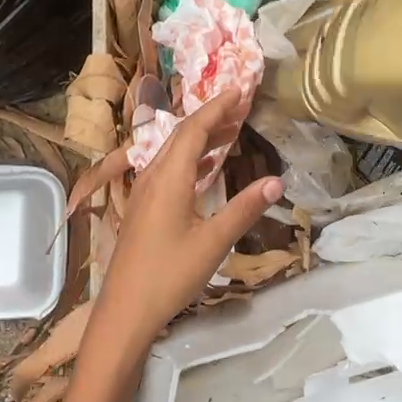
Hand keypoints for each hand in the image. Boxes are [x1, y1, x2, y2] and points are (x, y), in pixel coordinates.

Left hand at [90, 90, 281, 348]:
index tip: (238, 90)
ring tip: (229, 132)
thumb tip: (277, 181)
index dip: (216, 108)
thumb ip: (244, 209)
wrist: (125, 310)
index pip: (193, 130)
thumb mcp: (213, 243)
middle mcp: (152, 178)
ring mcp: (144, 194)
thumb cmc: (170, 275)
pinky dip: (190, 160)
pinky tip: (206, 169)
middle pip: (180, 136)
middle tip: (239, 108)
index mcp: (169, 179)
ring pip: (172, 153)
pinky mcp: (143, 210)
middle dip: (210, 119)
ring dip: (200, 139)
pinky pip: (167, 170)